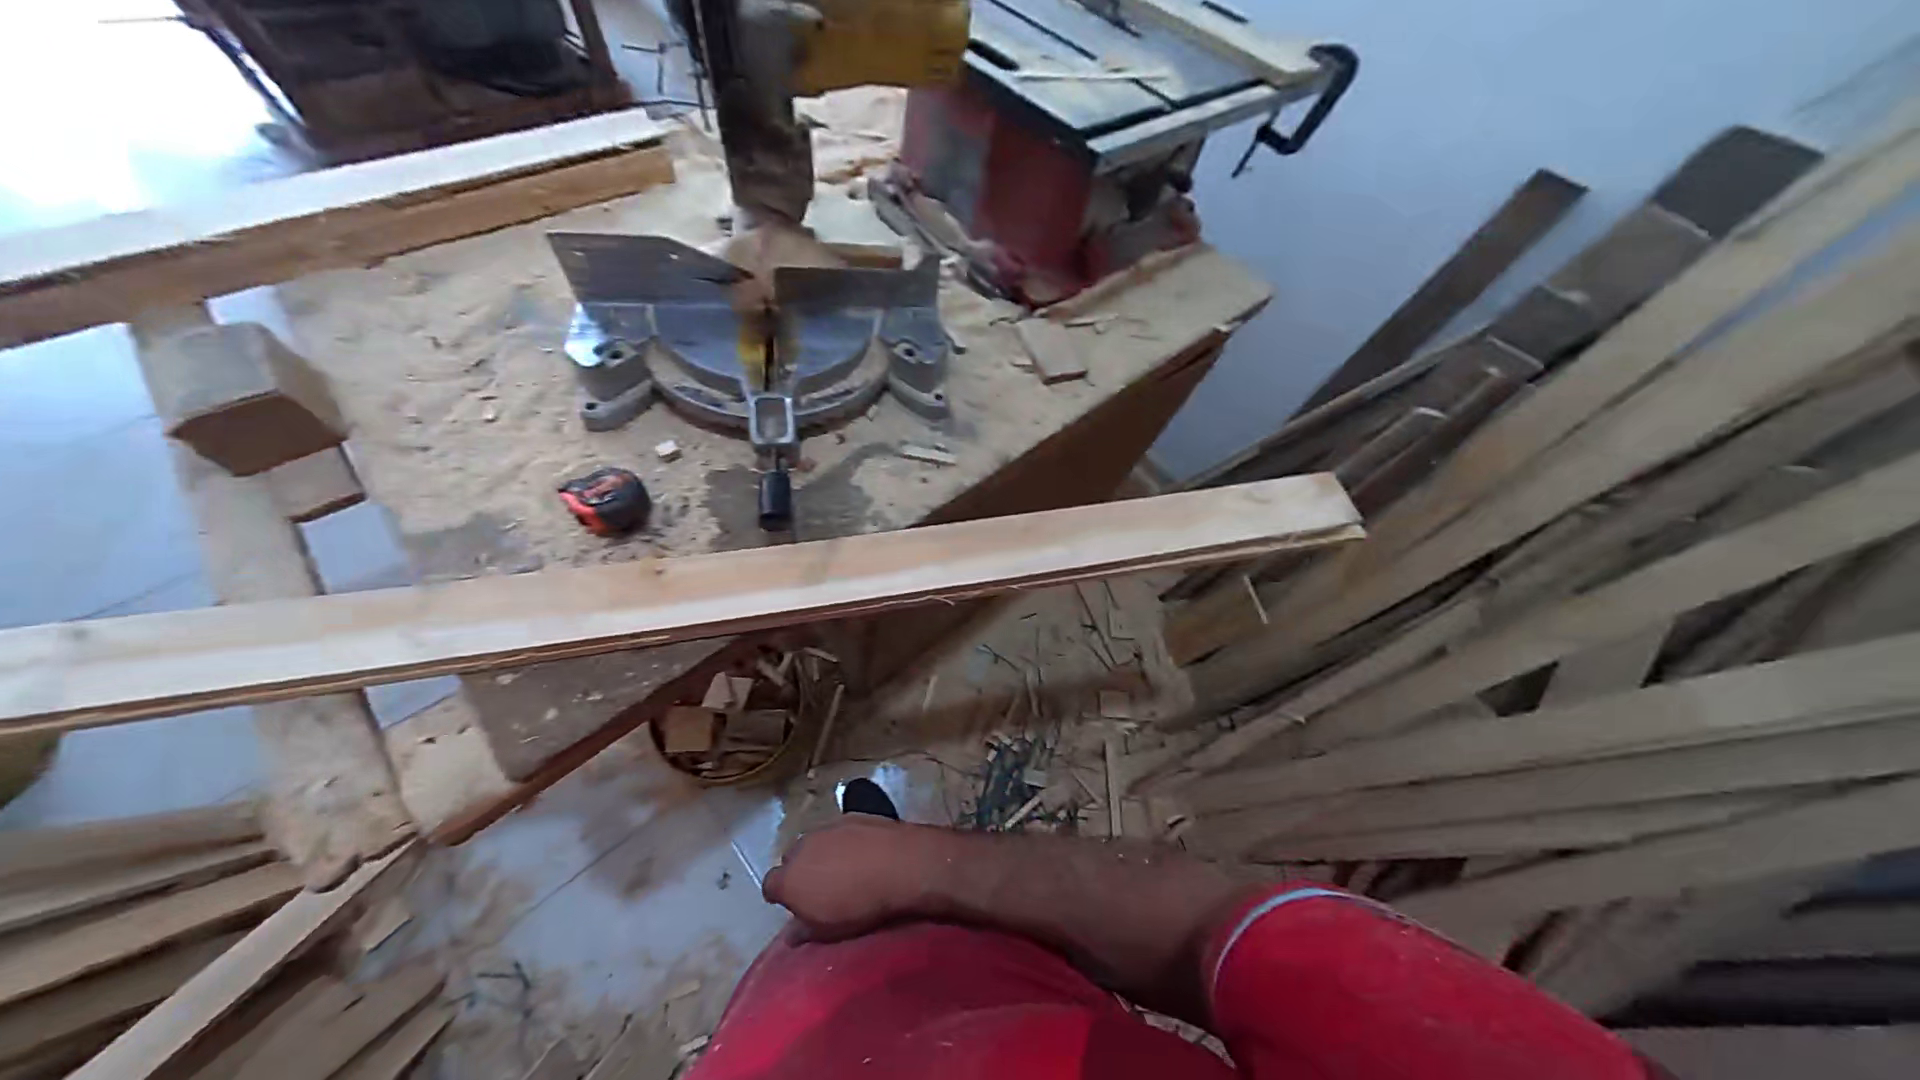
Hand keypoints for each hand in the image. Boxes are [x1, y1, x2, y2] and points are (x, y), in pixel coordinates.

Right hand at [762, 816, 946, 939]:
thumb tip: (789, 934)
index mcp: (788, 878)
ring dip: (822, 853)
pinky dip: (844, 840)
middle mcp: (801, 847)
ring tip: (844, 868)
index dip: (782, 895)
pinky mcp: (850, 815)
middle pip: (792, 859)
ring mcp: (826, 827)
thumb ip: (803, 931)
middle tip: (821, 887)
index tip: (797, 904)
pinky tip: (862, 851)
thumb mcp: (828, 931)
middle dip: (801, 870)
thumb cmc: (858, 906)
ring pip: (814, 842)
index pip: (770, 885)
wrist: (897, 864)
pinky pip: (838, 830)